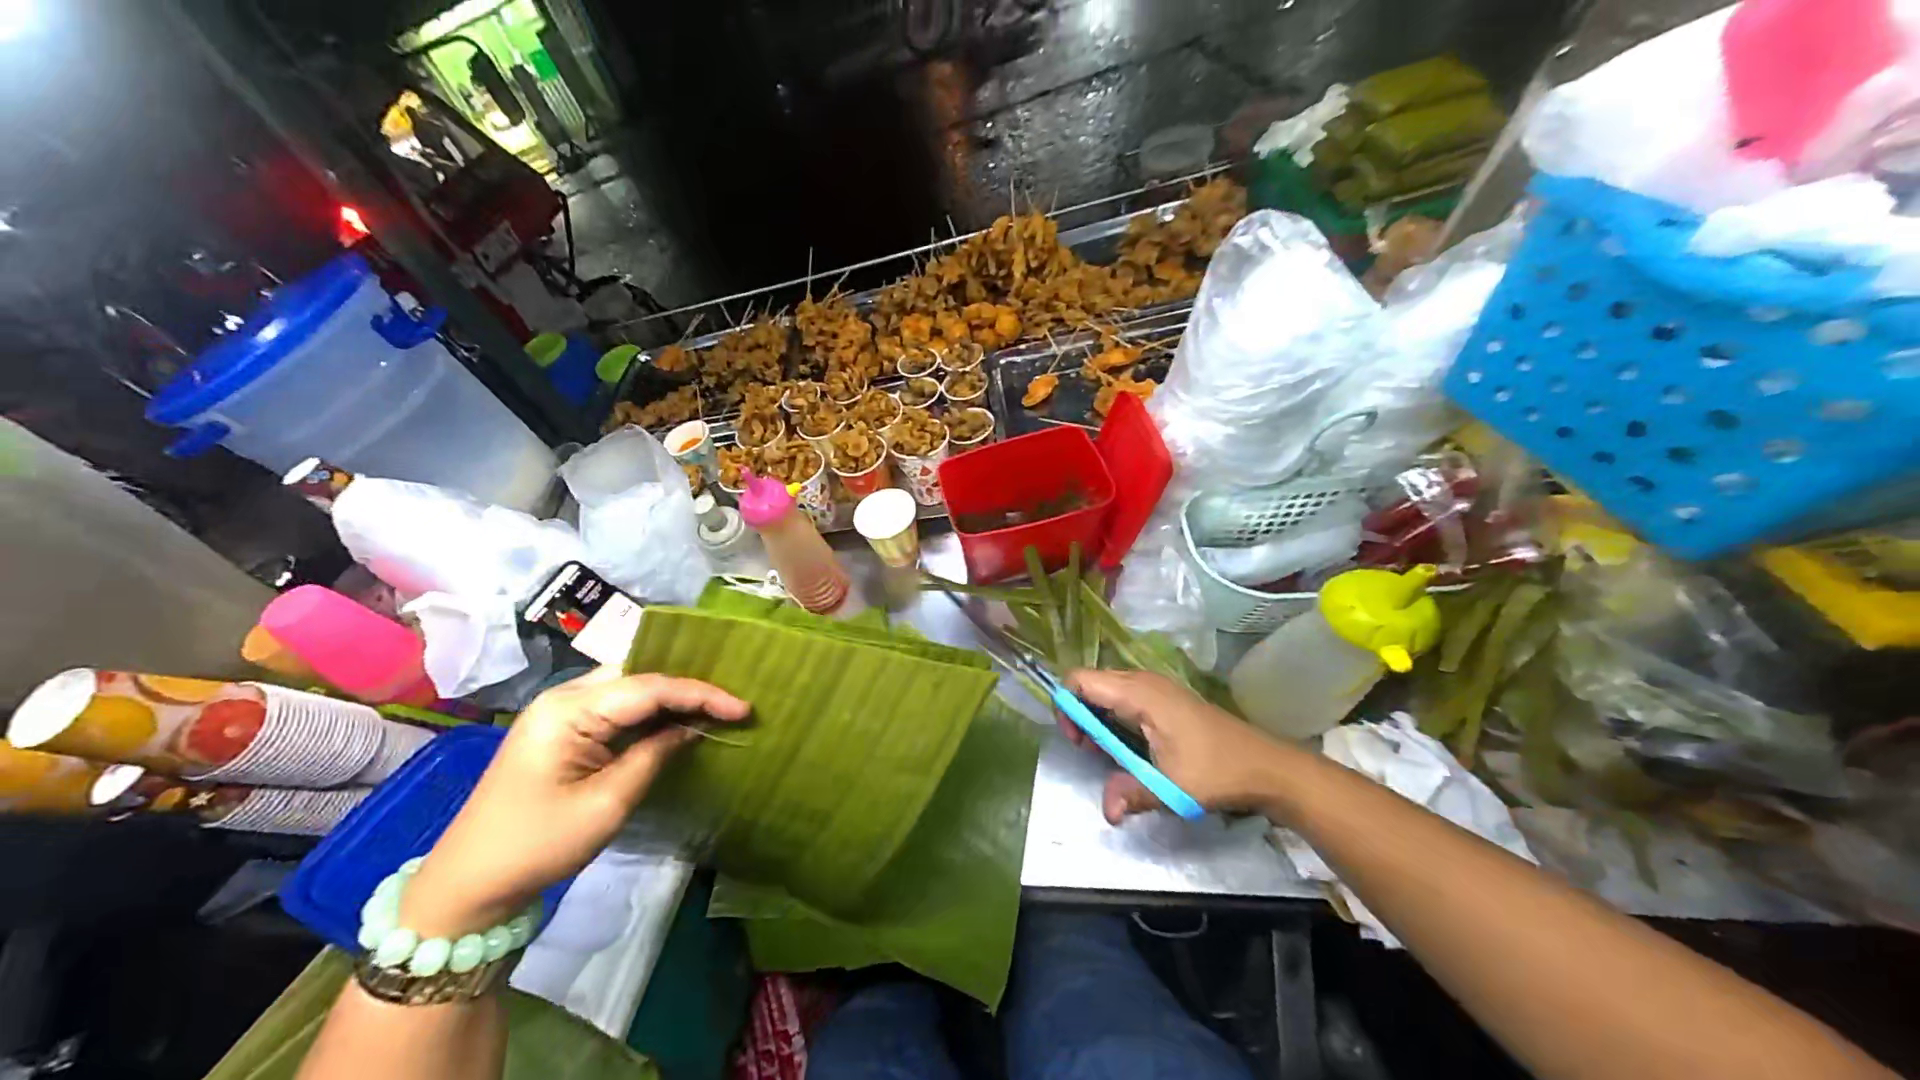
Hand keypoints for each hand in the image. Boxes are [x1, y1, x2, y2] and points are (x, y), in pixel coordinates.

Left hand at [401, 669, 748, 937]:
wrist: (467, 886)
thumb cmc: (538, 844)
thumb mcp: (607, 803)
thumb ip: (654, 755)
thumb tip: (692, 729)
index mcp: (569, 710)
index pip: (650, 688)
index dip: (701, 694)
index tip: (743, 709)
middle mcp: (564, 698)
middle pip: (639, 677)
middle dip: (687, 688)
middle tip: (731, 704)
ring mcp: (559, 712)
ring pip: (629, 689)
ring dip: (670, 698)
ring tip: (714, 708)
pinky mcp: (561, 731)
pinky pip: (615, 709)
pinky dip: (649, 713)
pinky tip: (676, 721)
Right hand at [1060, 669, 1303, 823]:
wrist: (1267, 767)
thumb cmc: (1218, 771)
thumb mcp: (1171, 788)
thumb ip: (1131, 793)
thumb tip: (1106, 811)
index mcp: (1140, 693)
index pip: (1080, 680)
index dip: (1067, 707)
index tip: (1078, 741)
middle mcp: (1143, 681)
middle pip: (1090, 683)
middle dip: (1080, 715)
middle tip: (1091, 751)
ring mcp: (1156, 687)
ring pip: (1107, 690)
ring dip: (1097, 718)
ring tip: (1110, 753)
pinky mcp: (1165, 698)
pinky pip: (1124, 697)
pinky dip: (1114, 717)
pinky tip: (1129, 746)